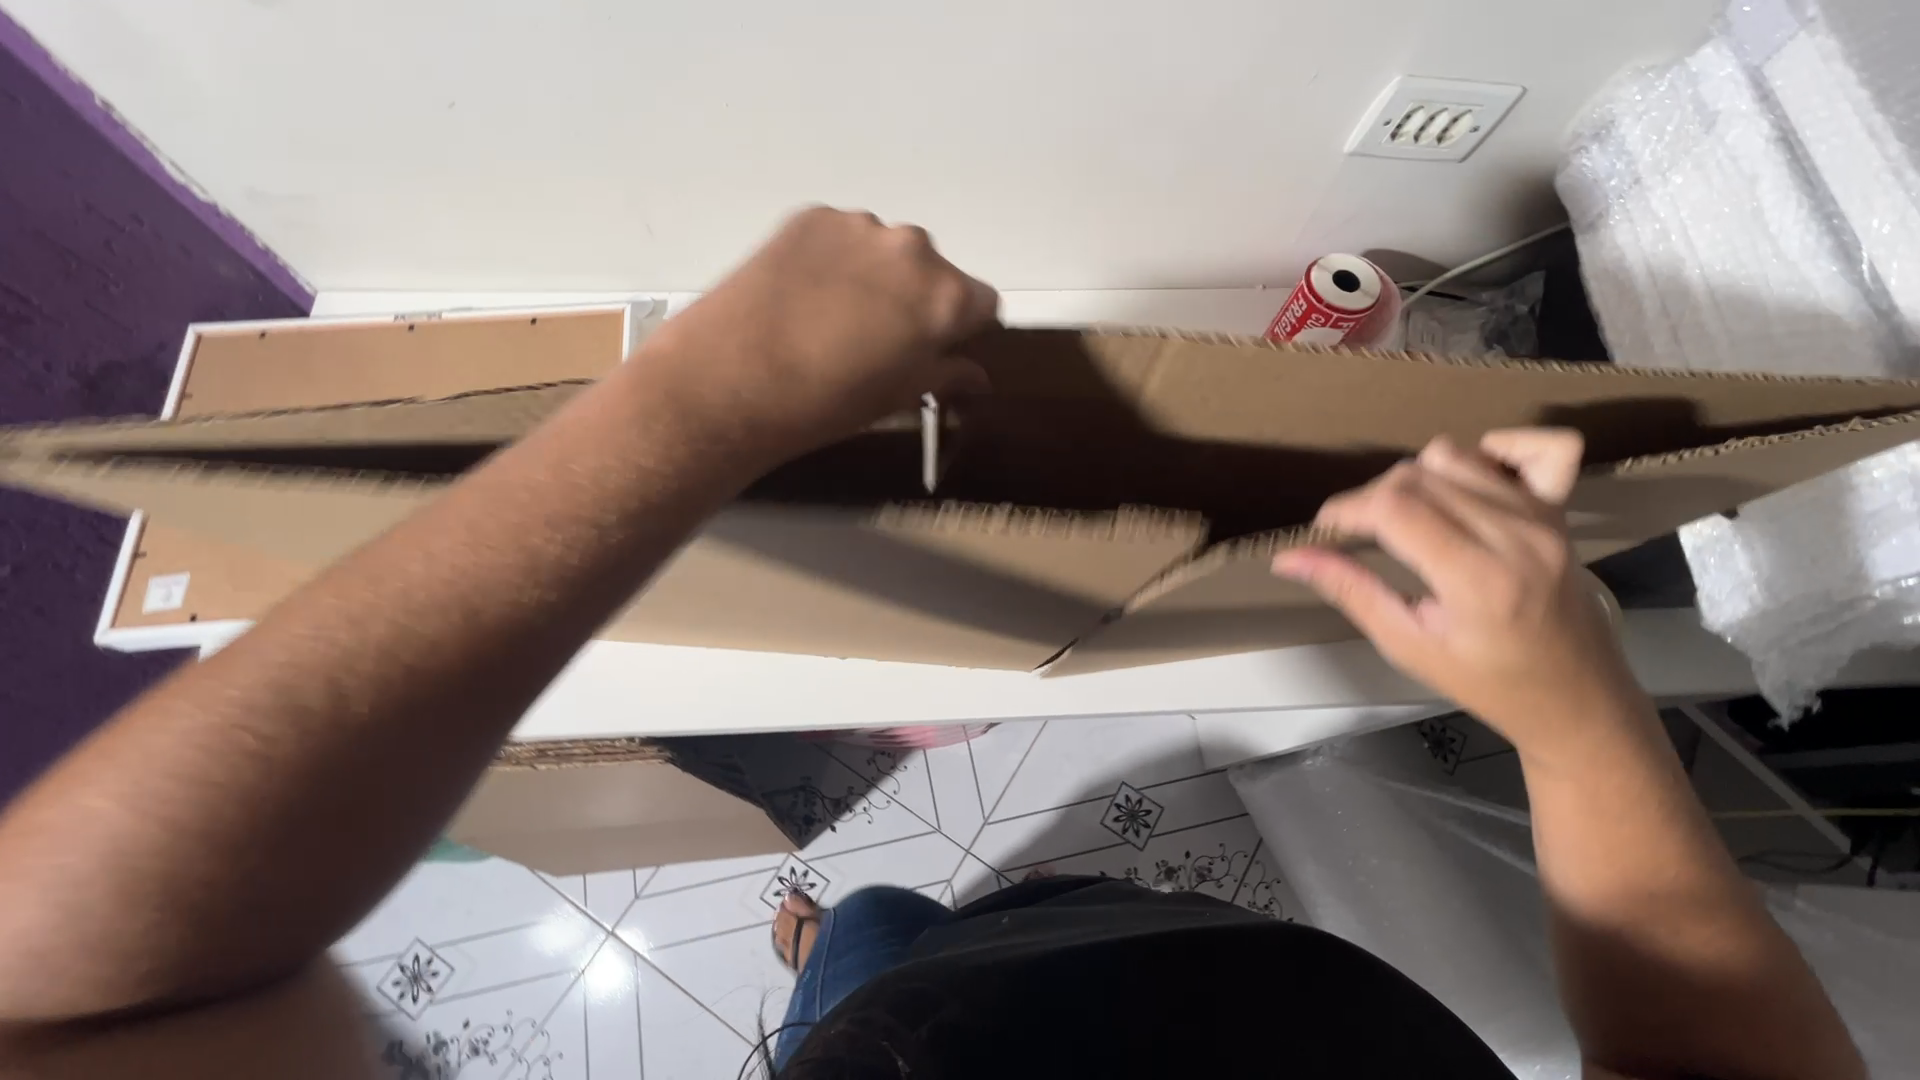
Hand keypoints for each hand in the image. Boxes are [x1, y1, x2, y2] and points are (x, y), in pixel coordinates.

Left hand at [637, 206, 997, 470]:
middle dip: (917, 300)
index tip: (935, 349)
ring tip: (832, 318)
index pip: (982, 303)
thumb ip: (946, 375)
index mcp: (946, 297)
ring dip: (875, 277)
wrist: (731, 379)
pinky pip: (842, 238)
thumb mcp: (897, 397)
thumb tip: (975, 374)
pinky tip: (804, 296)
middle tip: (879, 339)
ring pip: (886, 252)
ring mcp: (860, 226)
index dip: (962, 329)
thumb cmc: (828, 403)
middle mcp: (913, 248)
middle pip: (934, 271)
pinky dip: (835, 261)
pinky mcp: (812, 216)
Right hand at [1272, 429, 1643, 754]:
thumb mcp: (1407, 645)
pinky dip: (1492, 451)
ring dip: (1413, 478)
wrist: (1577, 698)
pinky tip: (1465, 480)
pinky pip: (1539, 448)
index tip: (1323, 530)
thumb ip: (1350, 590)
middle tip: (1355, 534)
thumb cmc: (1488, 683)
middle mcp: (1516, 535)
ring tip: (1403, 518)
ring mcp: (1544, 517)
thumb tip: (1289, 559)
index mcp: (1478, 579)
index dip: (1345, 509)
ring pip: (1455, 457)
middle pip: (1417, 477)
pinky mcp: (1561, 509)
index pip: (1394, 509)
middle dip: (1370, 498)